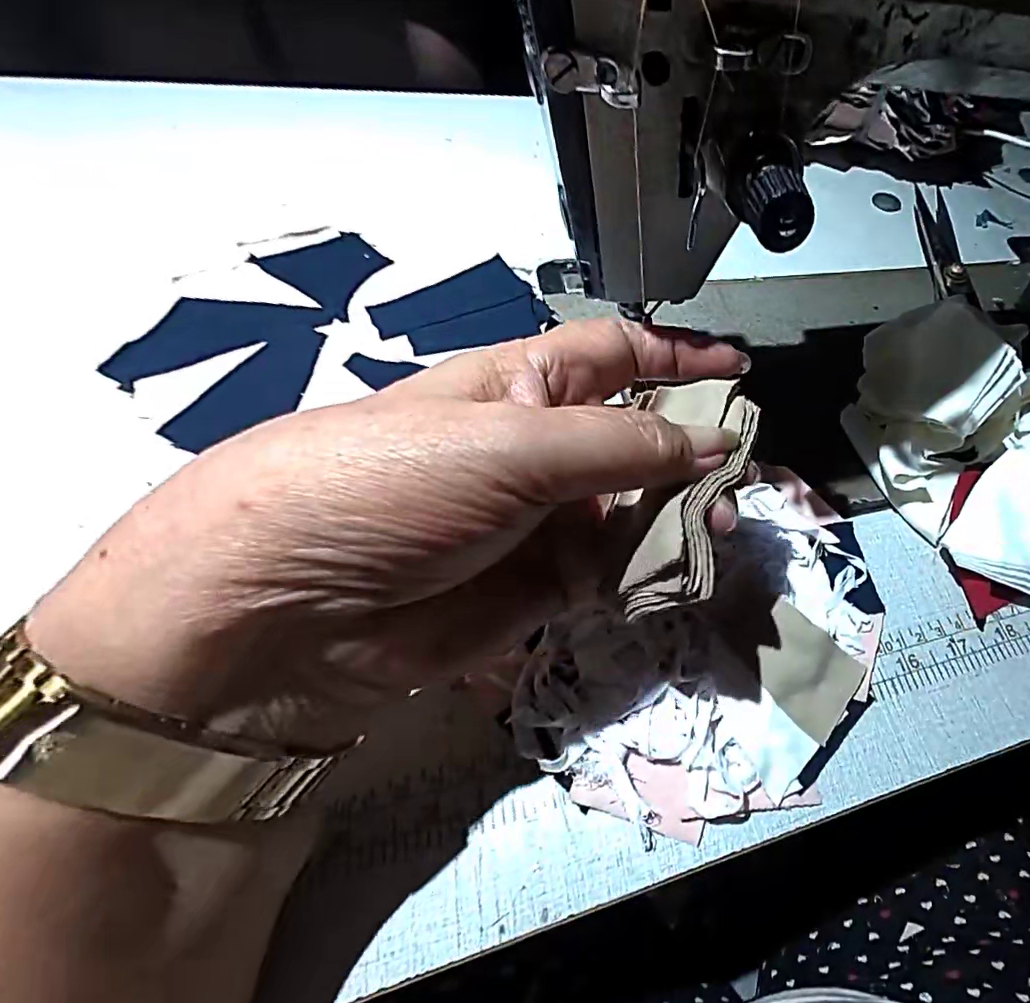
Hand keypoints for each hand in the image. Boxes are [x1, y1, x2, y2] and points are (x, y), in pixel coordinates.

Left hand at [25, 319, 747, 748]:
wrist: (289, 623)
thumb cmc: (388, 490)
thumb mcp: (510, 445)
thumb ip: (626, 442)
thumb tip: (717, 440)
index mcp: (526, 387)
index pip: (618, 353)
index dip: (680, 354)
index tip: (740, 369)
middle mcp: (549, 448)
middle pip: (648, 433)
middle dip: (699, 445)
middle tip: (739, 468)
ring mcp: (557, 516)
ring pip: (649, 502)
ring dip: (691, 510)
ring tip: (717, 525)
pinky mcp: (563, 578)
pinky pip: (632, 562)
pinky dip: (666, 563)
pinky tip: (687, 564)